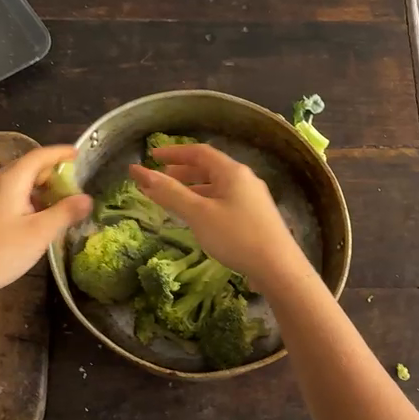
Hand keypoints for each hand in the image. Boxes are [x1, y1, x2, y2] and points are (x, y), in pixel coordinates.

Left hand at [0, 145, 91, 317]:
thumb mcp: (39, 233)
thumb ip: (65, 213)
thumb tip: (87, 199)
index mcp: (10, 180)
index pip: (39, 155)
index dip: (60, 153)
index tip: (79, 154)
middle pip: (27, 167)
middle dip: (52, 172)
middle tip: (74, 185)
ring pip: (17, 182)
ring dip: (39, 187)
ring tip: (58, 203)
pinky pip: (7, 195)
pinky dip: (26, 198)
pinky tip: (34, 218)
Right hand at [129, 143, 315, 293]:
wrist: (279, 268)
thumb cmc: (237, 236)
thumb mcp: (199, 214)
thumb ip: (169, 193)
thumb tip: (139, 172)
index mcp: (232, 171)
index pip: (199, 152)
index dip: (174, 152)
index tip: (151, 156)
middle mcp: (245, 179)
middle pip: (209, 168)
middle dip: (182, 172)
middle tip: (160, 180)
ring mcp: (253, 199)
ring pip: (218, 187)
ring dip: (194, 189)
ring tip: (175, 200)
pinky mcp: (256, 217)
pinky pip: (225, 201)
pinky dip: (206, 203)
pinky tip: (199, 218)